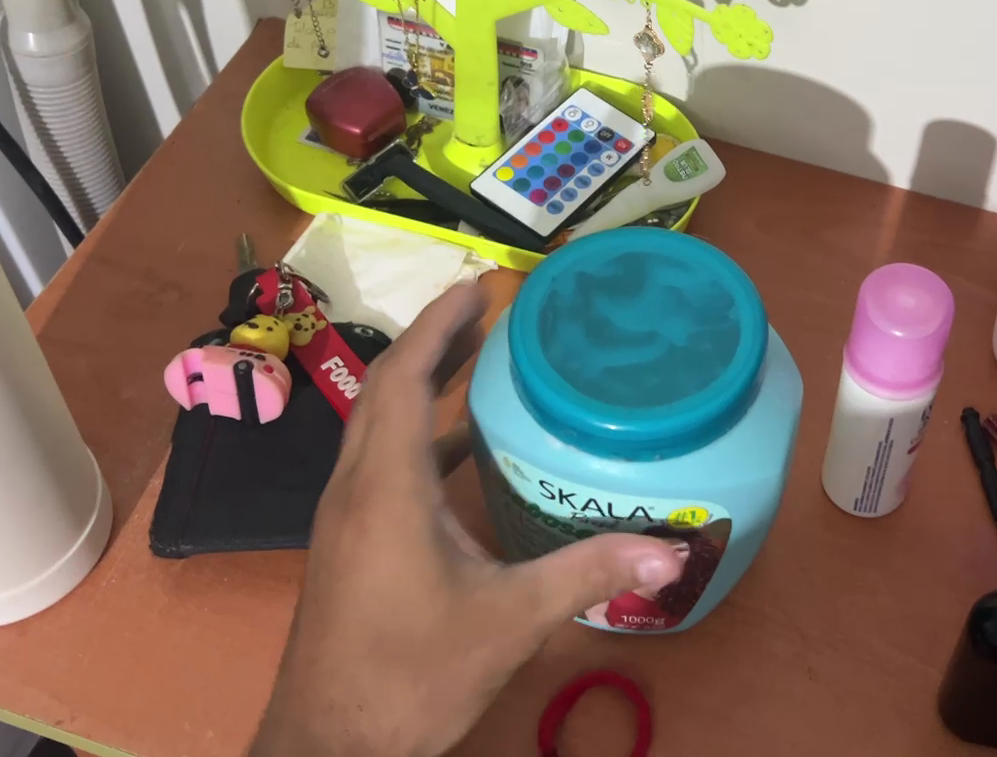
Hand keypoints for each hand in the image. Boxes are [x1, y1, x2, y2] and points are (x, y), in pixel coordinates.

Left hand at [249, 283, 685, 756]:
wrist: (327, 754)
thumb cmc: (409, 677)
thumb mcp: (508, 621)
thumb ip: (586, 574)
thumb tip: (669, 553)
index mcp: (386, 487)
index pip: (402, 377)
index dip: (437, 325)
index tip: (477, 286)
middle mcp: (357, 486)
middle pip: (387, 386)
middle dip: (435, 338)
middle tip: (490, 307)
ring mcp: (348, 513)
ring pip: (381, 420)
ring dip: (424, 379)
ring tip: (480, 353)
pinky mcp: (353, 537)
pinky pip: (384, 455)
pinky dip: (423, 428)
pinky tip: (466, 441)